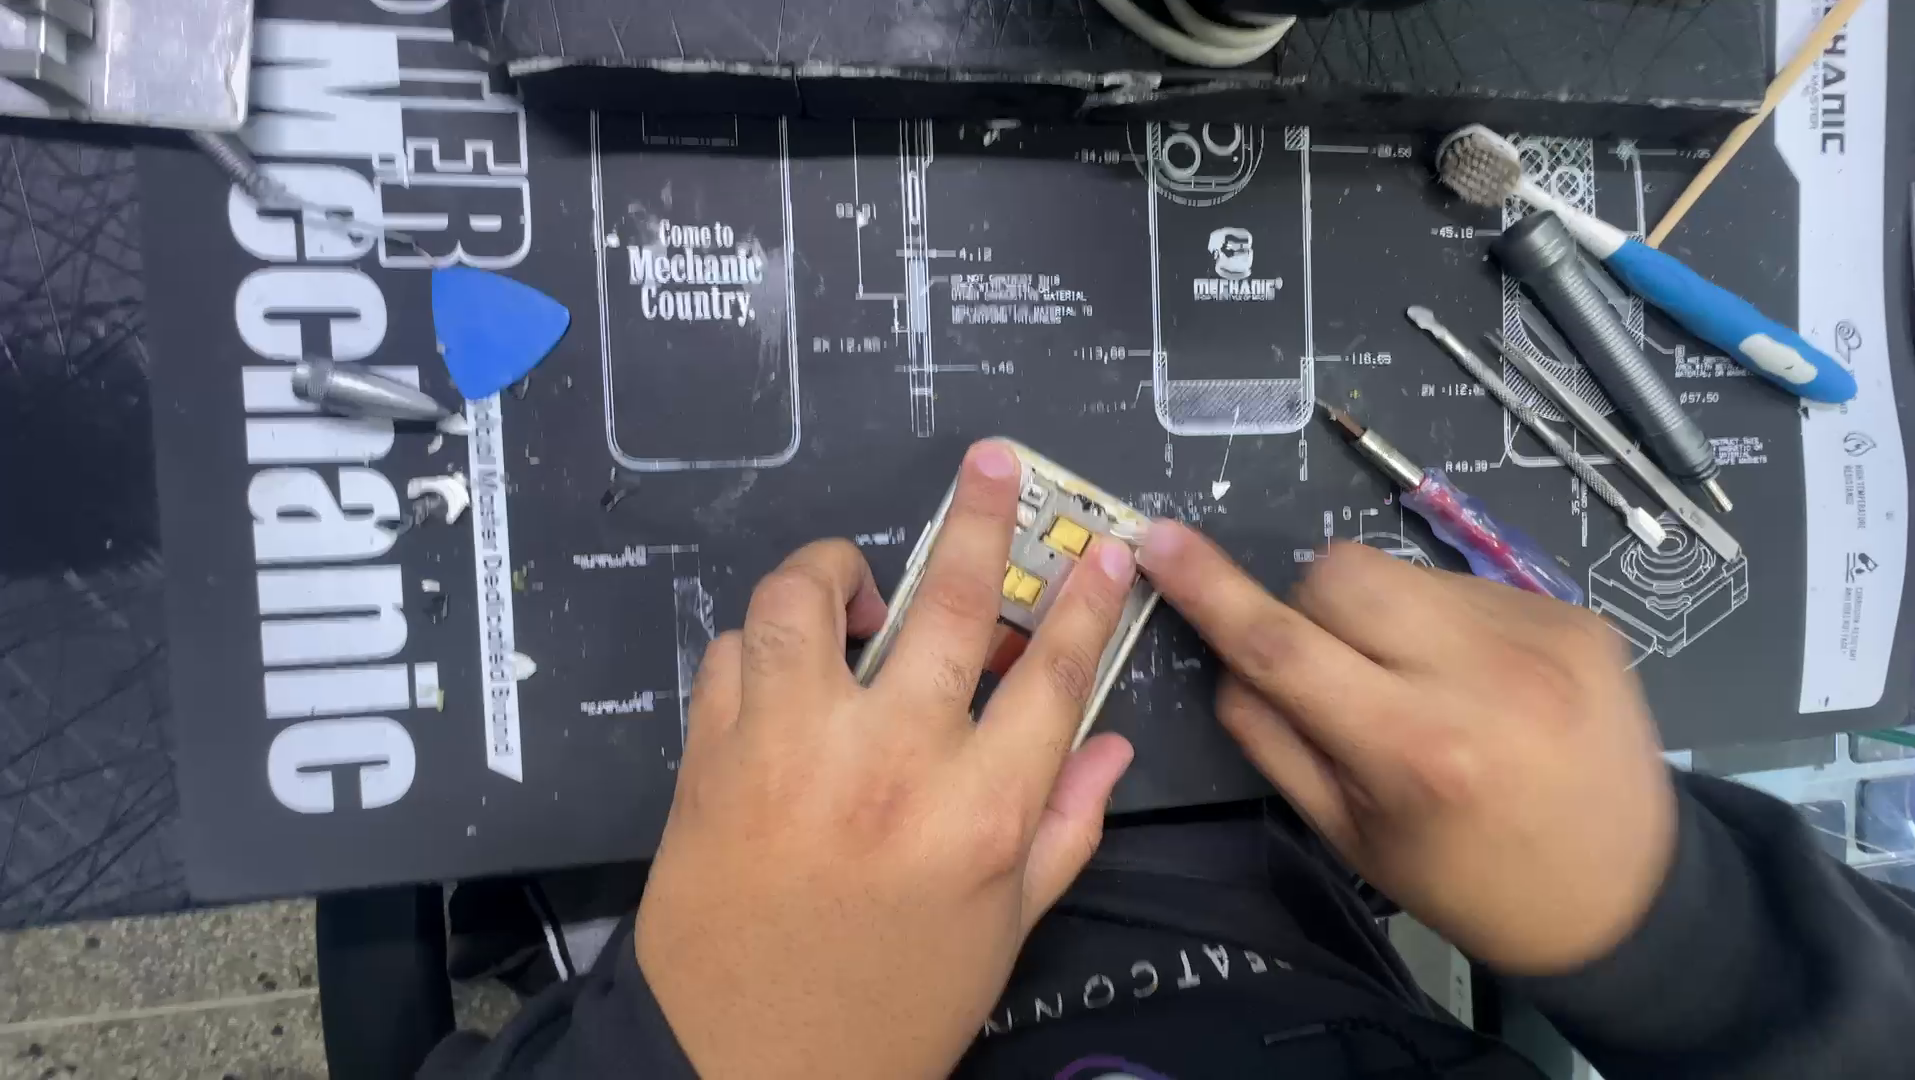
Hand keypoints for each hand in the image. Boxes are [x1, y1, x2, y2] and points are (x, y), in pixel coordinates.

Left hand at [637, 440, 1140, 1077]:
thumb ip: (1066, 825)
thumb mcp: (1004, 930)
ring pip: (801, 604)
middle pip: (946, 607)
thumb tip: (1111, 742)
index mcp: (978, 814)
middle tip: (990, 463)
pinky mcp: (710, 756)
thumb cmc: (893, 1006)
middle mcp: (889, 763)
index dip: (1086, 600)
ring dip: (831, 573)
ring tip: (852, 595)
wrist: (735, 1074)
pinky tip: (783, 678)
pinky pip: (731, 654)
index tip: (1103, 548)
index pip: (1054, 675)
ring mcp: (788, 750)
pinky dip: (760, 647)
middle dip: (979, 521)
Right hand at [1137, 524, 1676, 975]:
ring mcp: (1540, 632)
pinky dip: (1430, 618)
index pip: (1280, 647)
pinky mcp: (1574, 611)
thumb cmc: (1459, 875)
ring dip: (1371, 612)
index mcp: (1412, 748)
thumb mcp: (1339, 830)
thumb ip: (1265, 733)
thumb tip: (1228, 652)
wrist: (1632, 899)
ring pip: (1389, 569)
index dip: (1209, 588)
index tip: (1159, 540)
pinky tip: (1469, 673)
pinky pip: (1449, 580)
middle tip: (1335, 667)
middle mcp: (1482, 675)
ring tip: (1414, 675)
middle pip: (1336, 573)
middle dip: (1307, 607)